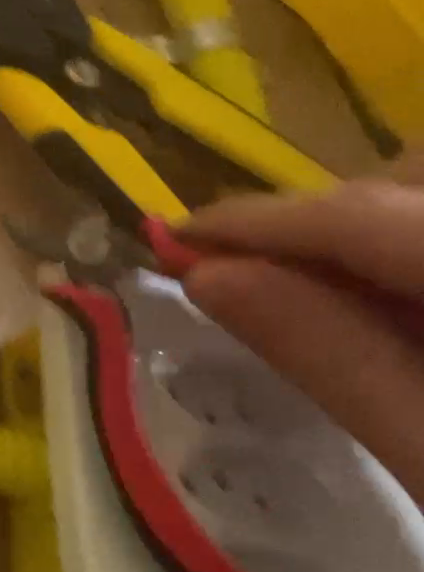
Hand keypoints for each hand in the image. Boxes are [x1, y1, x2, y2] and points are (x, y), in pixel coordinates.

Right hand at [181, 154, 423, 503]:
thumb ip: (333, 359)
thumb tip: (209, 277)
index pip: (374, 217)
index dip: (258, 222)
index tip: (173, 238)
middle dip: (335, 212)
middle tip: (270, 278)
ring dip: (387, 222)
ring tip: (351, 295)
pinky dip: (418, 250)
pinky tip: (412, 308)